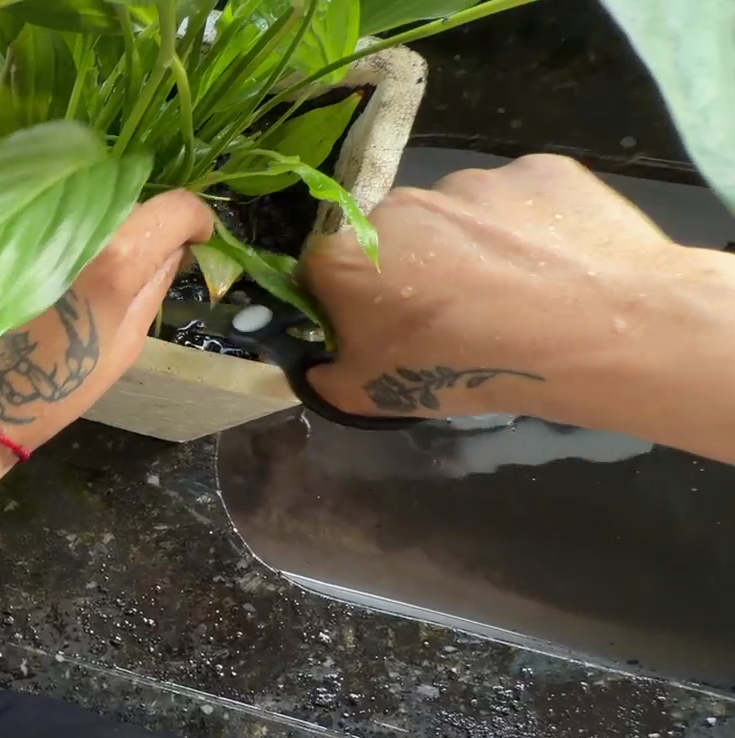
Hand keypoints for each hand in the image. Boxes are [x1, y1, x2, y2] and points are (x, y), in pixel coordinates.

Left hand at [0, 190, 212, 495]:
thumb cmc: (56, 388)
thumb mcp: (124, 345)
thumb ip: (153, 285)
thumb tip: (175, 249)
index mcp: (114, 260)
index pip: (172, 208)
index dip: (194, 219)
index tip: (195, 238)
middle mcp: (73, 230)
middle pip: (128, 199)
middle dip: (143, 224)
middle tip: (141, 259)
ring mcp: (32, 229)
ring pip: (85, 202)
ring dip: (101, 225)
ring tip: (93, 266)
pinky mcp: (0, 238)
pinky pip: (44, 216)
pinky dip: (62, 231)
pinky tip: (59, 264)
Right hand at [301, 154, 734, 425]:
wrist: (597, 331)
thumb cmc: (458, 364)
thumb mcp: (360, 393)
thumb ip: (320, 374)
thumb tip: (317, 362)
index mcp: (338, 257)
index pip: (314, 271)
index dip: (333, 300)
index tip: (361, 324)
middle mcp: (393, 206)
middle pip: (379, 238)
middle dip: (394, 268)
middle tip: (432, 310)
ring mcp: (468, 182)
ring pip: (445, 216)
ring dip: (455, 245)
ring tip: (495, 287)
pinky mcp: (538, 170)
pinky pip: (507, 200)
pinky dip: (513, 226)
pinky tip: (536, 263)